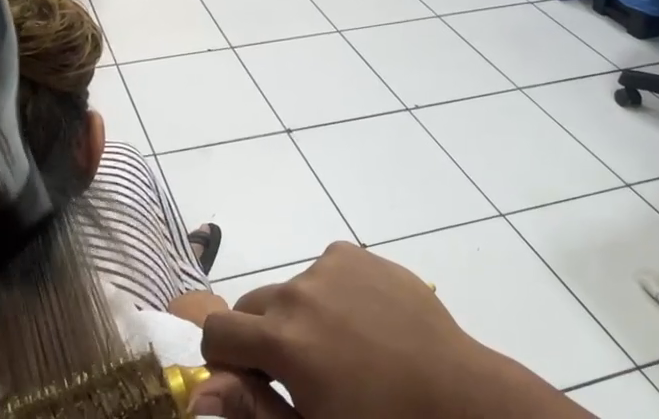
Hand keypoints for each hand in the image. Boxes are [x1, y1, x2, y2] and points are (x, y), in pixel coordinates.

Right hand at [199, 243, 587, 418]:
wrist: (461, 399)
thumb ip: (252, 410)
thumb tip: (198, 394)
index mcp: (282, 341)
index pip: (216, 331)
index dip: (225, 360)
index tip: (253, 382)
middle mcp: (297, 293)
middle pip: (249, 307)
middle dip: (260, 337)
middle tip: (301, 374)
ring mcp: (328, 268)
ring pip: (288, 291)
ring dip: (297, 316)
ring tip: (341, 350)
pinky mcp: (355, 256)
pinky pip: (322, 272)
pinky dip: (328, 294)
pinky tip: (362, 324)